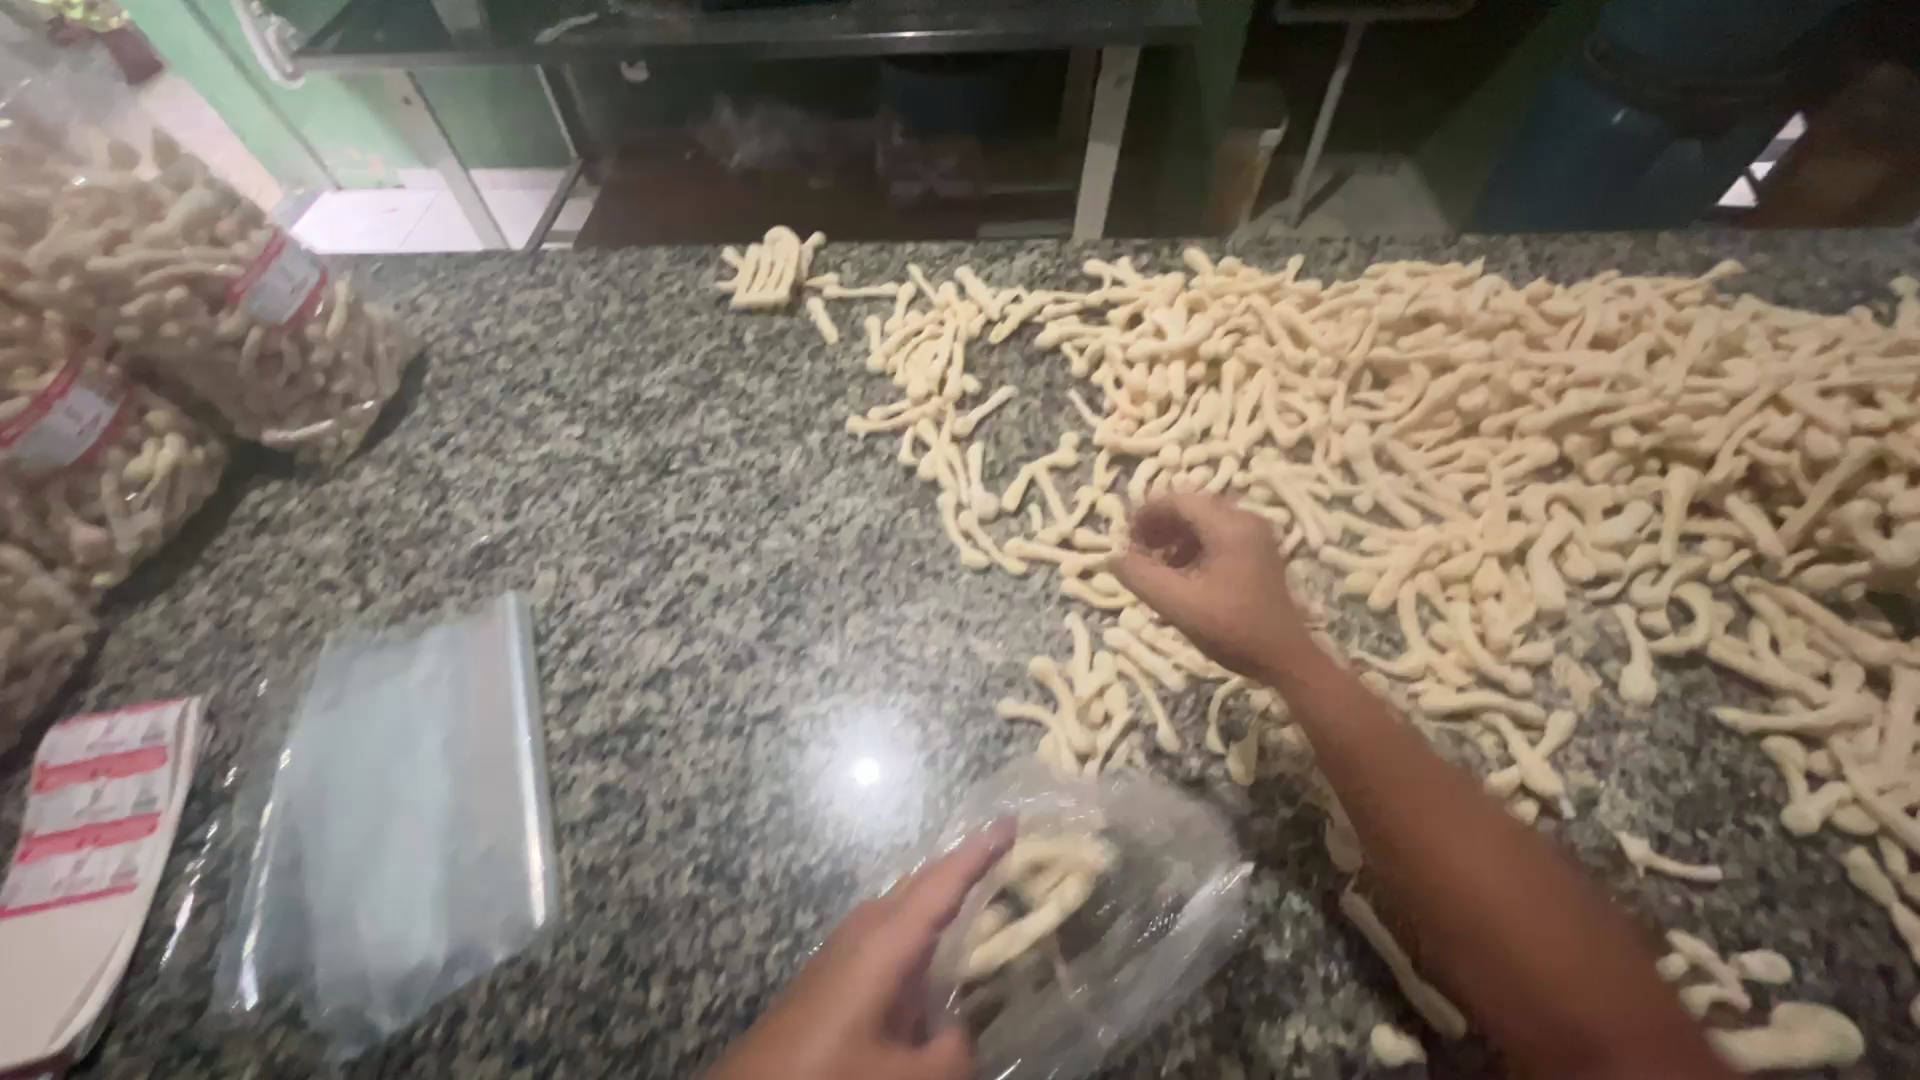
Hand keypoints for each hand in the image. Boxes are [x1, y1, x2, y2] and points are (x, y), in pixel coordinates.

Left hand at [705, 821, 1015, 1079]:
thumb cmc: (830, 1072)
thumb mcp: (907, 1078)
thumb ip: (953, 1051)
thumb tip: (964, 1029)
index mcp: (888, 941)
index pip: (943, 882)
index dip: (979, 851)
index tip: (1010, 821)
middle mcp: (866, 928)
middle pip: (921, 881)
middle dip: (961, 864)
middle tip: (1003, 853)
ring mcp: (843, 944)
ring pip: (901, 901)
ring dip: (937, 891)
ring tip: (975, 892)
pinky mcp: (831, 966)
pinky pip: (885, 925)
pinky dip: (916, 920)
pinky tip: (926, 947)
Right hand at [1109, 493, 1318, 683]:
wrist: (1284, 658)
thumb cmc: (1232, 629)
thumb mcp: (1178, 605)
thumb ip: (1141, 577)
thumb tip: (1113, 557)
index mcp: (1230, 527)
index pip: (1178, 501)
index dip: (1146, 515)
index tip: (1124, 540)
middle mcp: (1246, 521)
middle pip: (1191, 508)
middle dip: (1158, 525)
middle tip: (1135, 551)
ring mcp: (1254, 536)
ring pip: (1202, 521)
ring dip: (1173, 537)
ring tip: (1152, 564)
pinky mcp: (1256, 552)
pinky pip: (1215, 536)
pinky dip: (1190, 547)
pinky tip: (1177, 574)